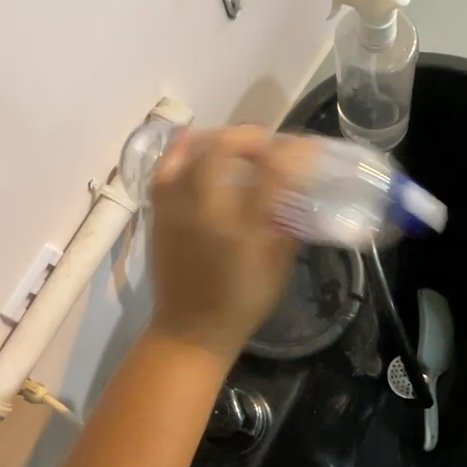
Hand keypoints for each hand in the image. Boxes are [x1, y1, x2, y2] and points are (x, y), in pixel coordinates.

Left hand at [146, 127, 305, 362]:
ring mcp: (175, 206)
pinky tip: (203, 150)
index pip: (272, 172)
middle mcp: (205, 209)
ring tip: (239, 147)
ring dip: (222, 139)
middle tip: (272, 148)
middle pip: (225, 147)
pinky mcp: (157, 210)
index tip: (308, 150)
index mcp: (243, 229)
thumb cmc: (242, 303)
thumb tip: (295, 191)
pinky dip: (189, 148)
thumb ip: (287, 226)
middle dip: (254, 139)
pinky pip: (169, 163)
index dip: (294, 154)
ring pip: (194, 149)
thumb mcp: (278, 268)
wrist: (190, 328)